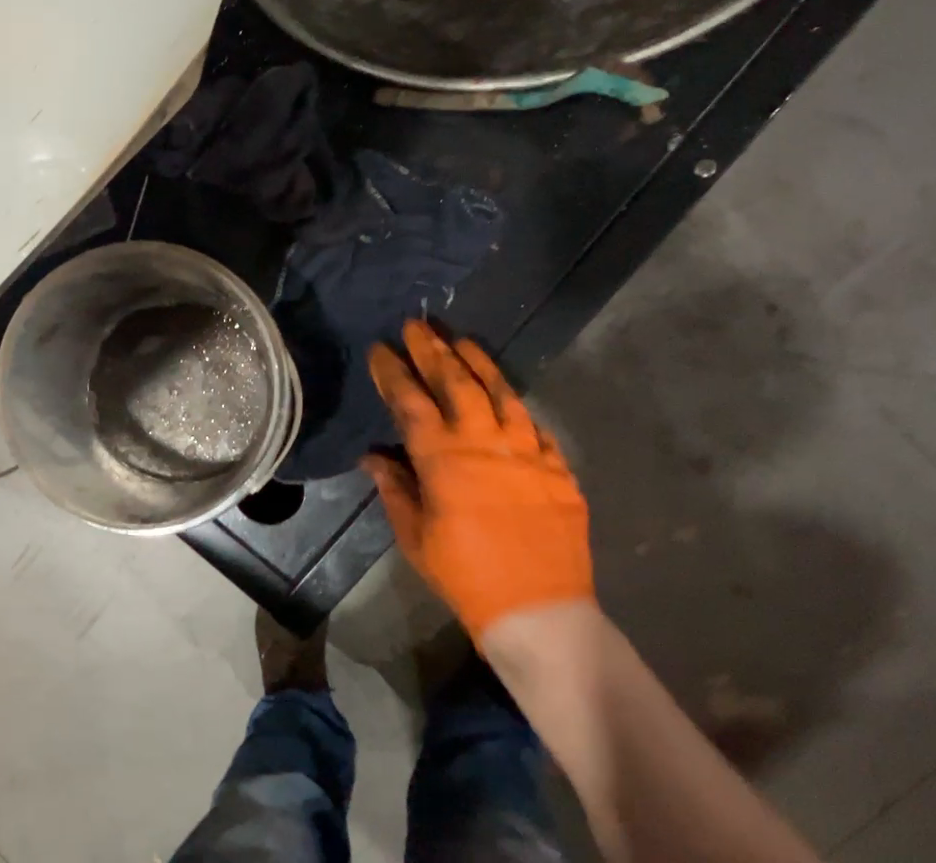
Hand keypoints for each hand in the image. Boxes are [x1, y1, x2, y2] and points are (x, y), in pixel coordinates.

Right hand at [361, 320, 593, 639]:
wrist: (537, 609)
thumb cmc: (463, 574)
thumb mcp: (414, 535)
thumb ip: (395, 488)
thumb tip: (375, 456)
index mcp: (443, 459)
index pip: (411, 402)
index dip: (393, 372)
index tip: (379, 349)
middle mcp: (486, 445)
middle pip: (458, 384)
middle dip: (434, 351)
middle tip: (418, 325)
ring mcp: (529, 454)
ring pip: (502, 394)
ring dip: (479, 364)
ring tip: (462, 341)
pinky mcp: (559, 471)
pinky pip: (535, 427)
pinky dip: (515, 406)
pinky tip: (507, 398)